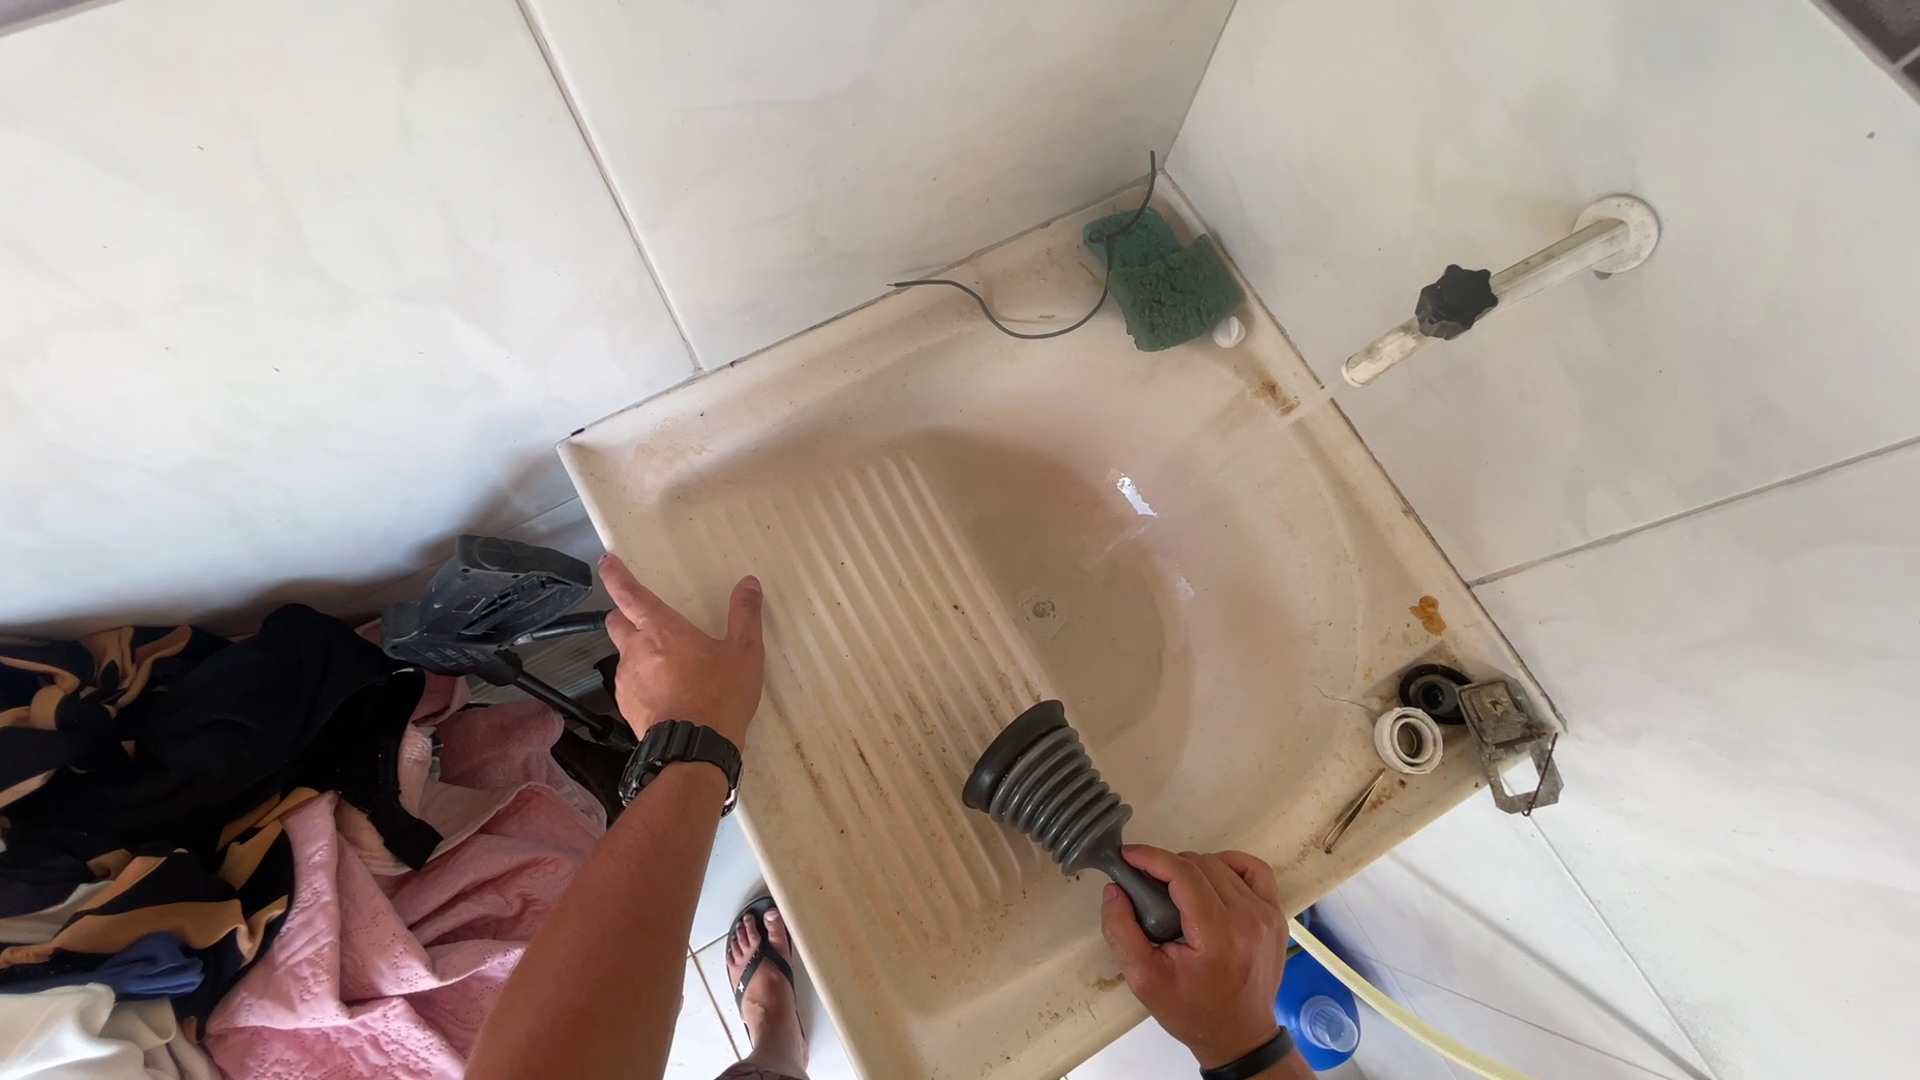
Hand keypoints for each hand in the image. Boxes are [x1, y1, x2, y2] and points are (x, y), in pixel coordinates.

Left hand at [599, 554, 764, 747]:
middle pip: (616, 621)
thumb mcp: (745, 652)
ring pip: (623, 654)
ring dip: (637, 651)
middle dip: (625, 615)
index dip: (616, 575)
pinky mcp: (626, 706)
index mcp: (662, 630)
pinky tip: (666, 691)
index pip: (630, 594)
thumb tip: (748, 583)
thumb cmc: (720, 695)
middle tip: (648, 620)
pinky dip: (642, 679)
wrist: (694, 749)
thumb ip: (745, 615)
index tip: (607, 561)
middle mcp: (636, 649)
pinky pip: (629, 682)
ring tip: (668, 665)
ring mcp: (627, 680)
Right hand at [1100, 846, 1287, 1069]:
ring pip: (1221, 865)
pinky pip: (1254, 870)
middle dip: (1167, 867)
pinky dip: (1229, 864)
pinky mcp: (1277, 916)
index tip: (1128, 855)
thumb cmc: (1191, 1011)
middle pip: (1200, 865)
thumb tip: (1114, 889)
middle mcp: (1249, 920)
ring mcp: (1267, 915)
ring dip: (1192, 869)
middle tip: (1149, 888)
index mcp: (1218, 936)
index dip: (1152, 857)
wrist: (1240, 1039)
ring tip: (1177, 892)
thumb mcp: (1144, 980)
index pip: (1184, 875)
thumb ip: (1120, 931)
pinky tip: (1211, 880)